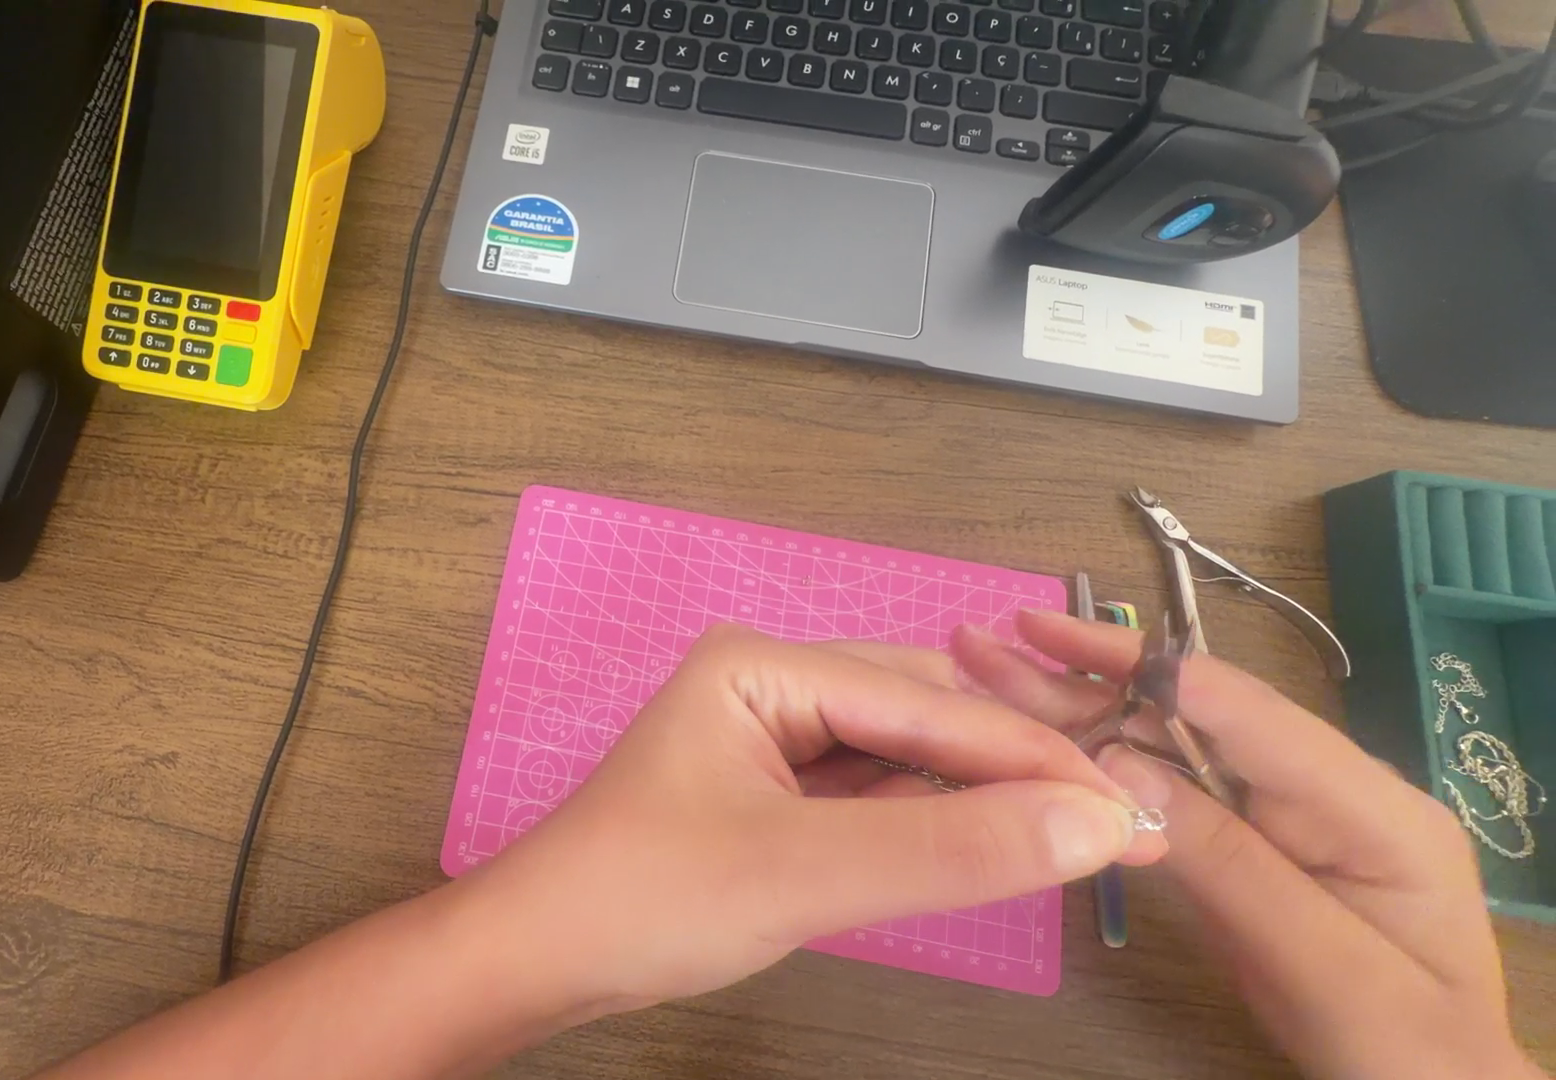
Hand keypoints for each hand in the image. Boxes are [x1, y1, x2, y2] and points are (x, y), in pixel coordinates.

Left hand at [453, 622, 1165, 1016]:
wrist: (550, 950)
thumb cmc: (654, 896)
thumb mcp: (805, 872)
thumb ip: (948, 845)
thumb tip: (1096, 820)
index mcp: (760, 662)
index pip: (917, 700)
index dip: (1024, 751)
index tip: (1131, 800)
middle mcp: (767, 677)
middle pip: (909, 710)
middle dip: (1000, 764)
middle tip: (1112, 820)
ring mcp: (767, 728)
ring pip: (892, 749)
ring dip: (966, 790)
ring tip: (1067, 832)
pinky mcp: (769, 781)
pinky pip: (862, 786)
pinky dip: (917, 814)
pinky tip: (977, 836)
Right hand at [953, 610, 1544, 1079]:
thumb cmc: (1399, 1045)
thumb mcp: (1320, 964)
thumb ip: (1224, 857)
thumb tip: (1110, 765)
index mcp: (1362, 802)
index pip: (1235, 706)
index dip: (1133, 660)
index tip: (1041, 632)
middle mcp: (1310, 780)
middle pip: (1178, 711)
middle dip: (1075, 675)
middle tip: (981, 649)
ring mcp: (1268, 801)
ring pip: (1153, 737)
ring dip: (1067, 706)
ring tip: (985, 677)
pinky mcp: (1232, 824)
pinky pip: (1150, 777)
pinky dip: (1084, 753)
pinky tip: (1028, 736)